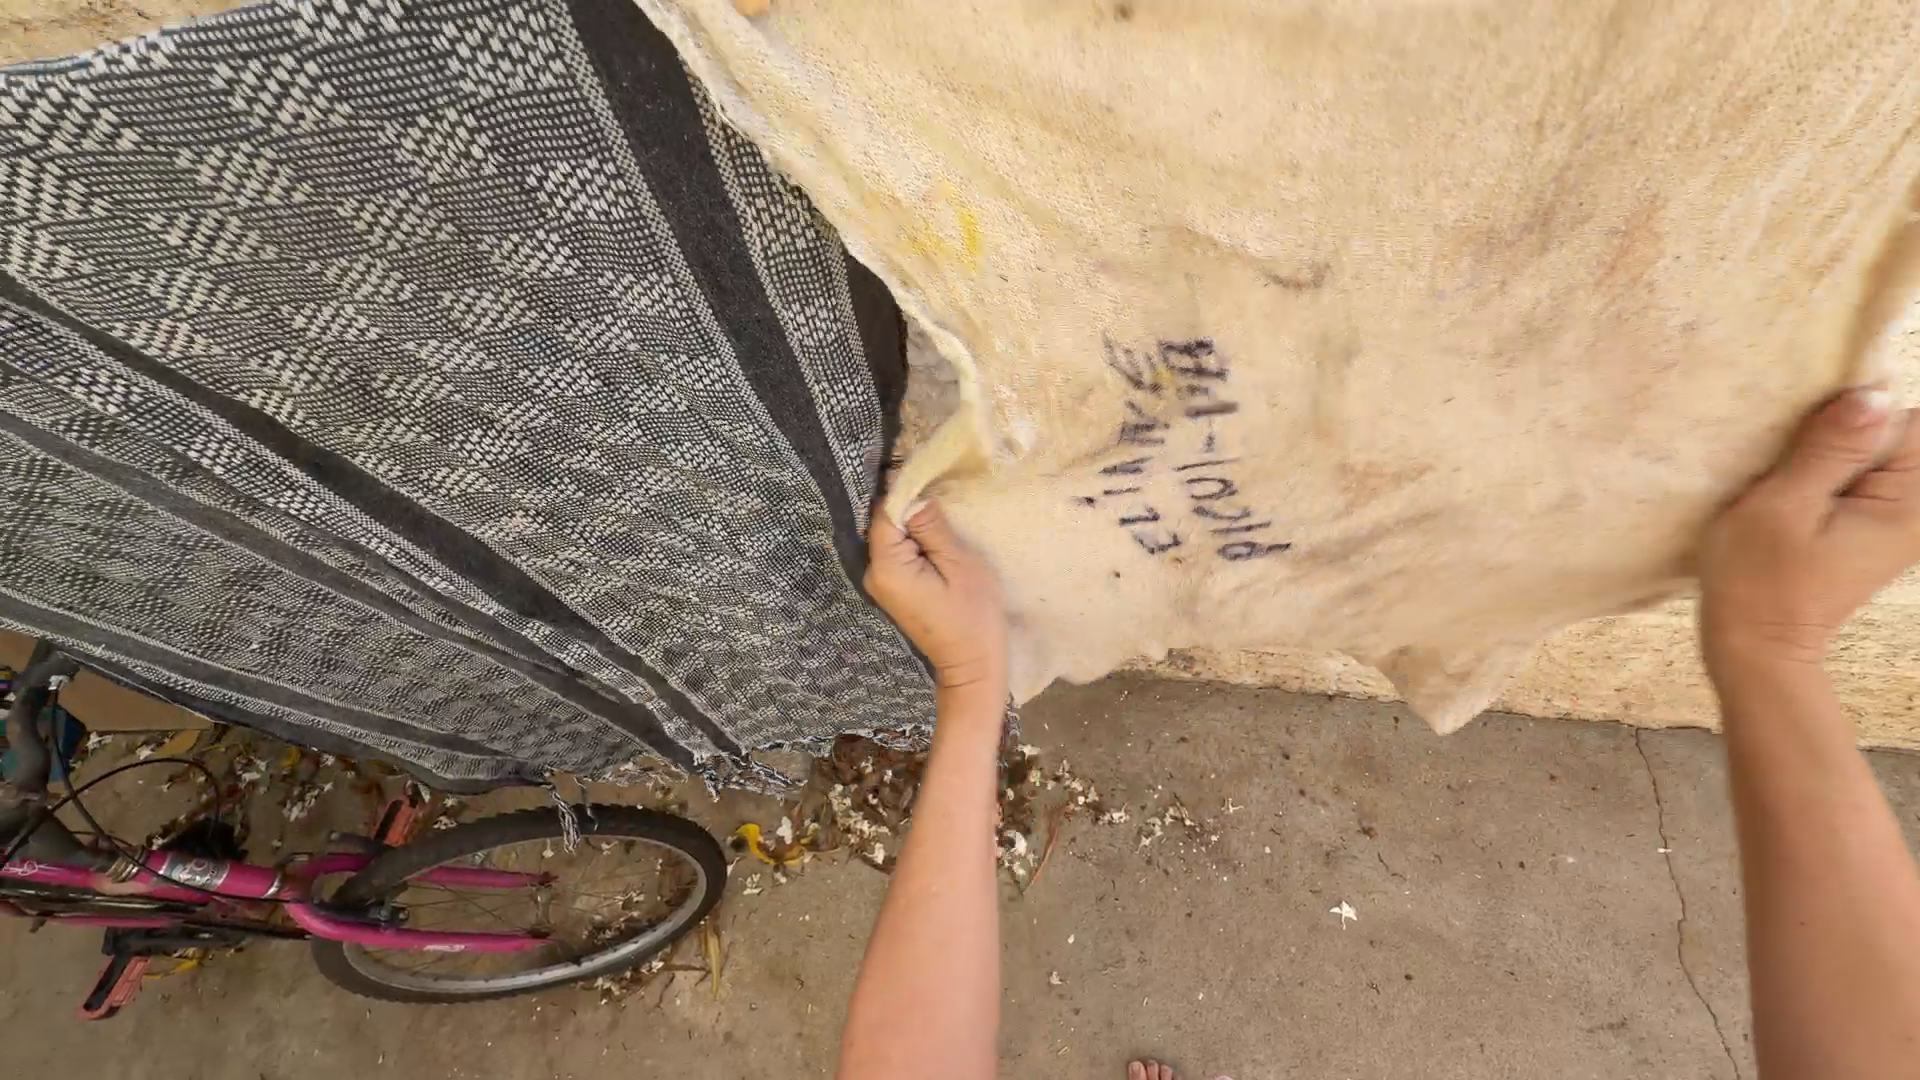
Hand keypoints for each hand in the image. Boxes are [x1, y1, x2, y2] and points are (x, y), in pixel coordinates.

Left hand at [865, 501, 1007, 692]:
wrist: (972, 664)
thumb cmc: (973, 616)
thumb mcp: (959, 564)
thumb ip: (932, 527)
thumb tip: (914, 495)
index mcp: (887, 566)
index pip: (885, 513)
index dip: (906, 490)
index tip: (930, 472)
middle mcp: (873, 573)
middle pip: (885, 523)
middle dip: (910, 506)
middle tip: (941, 489)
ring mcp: (880, 583)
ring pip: (892, 537)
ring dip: (914, 523)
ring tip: (943, 511)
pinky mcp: (892, 589)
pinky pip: (897, 553)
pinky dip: (914, 541)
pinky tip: (936, 537)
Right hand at [1700, 386, 1919, 668]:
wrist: (1756, 639)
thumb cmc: (1756, 575)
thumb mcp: (1780, 507)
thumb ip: (1828, 452)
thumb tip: (1870, 394)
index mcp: (1911, 500)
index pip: (1901, 424)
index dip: (1845, 423)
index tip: (1796, 449)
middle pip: (1893, 441)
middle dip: (1836, 444)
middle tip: (1783, 477)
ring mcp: (1902, 522)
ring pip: (1872, 462)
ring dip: (1824, 466)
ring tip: (1782, 494)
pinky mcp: (1878, 533)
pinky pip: (1860, 486)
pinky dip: (1823, 486)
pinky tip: (1790, 507)